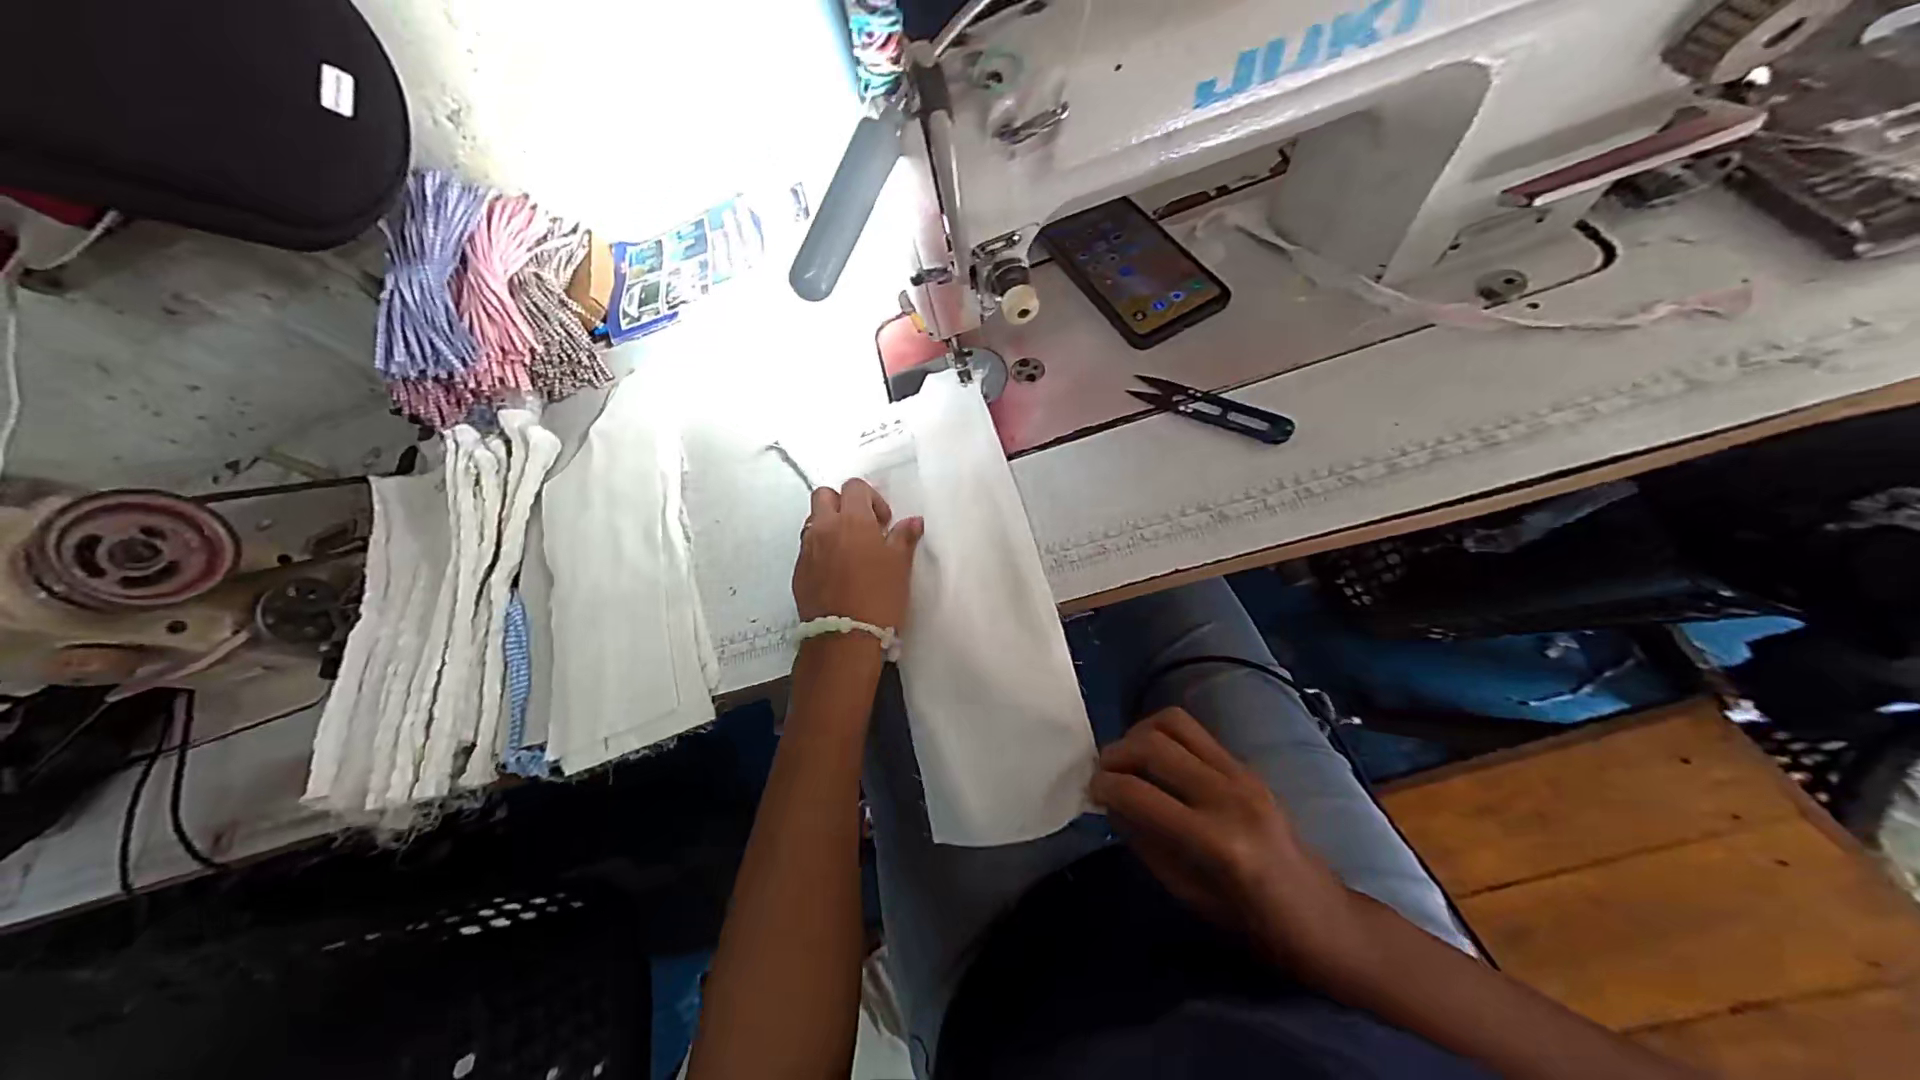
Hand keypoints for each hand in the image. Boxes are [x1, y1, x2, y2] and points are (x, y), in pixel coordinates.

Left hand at [793, 479, 923, 631]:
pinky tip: (837, 572)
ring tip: (849, 550)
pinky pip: (808, 548)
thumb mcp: (900, 566)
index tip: (883, 522)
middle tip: (862, 527)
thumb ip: (904, 538)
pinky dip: (821, 550)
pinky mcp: (798, 571)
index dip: (871, 499)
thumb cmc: (879, 597)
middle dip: (842, 503)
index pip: (854, 487)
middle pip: (824, 495)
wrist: (845, 637)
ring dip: (830, 526)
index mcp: (851, 520)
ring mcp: (807, 549)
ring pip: (813, 521)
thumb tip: (912, 522)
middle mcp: (824, 528)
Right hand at [1090, 707, 1359, 969]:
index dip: (1104, 787)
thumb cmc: (1254, 923)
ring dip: (1138, 734)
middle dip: (1115, 754)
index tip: (1090, 792)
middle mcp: (1229, 795)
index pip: (1140, 793)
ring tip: (1127, 760)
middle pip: (1153, 745)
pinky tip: (1155, 759)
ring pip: (1174, 723)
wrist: (1323, 917)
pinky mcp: (1247, 765)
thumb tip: (1111, 802)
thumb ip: (1145, 841)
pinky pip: (1194, 732)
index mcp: (1216, 840)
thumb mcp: (1187, 894)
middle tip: (1101, 773)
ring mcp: (1242, 773)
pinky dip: (1163, 736)